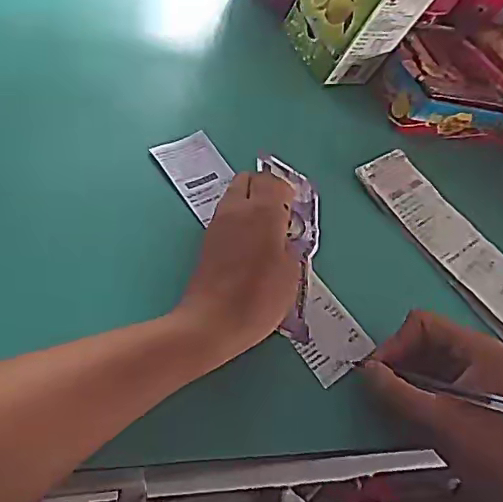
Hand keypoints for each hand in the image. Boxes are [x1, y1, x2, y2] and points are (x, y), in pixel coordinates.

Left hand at [173, 172, 301, 349]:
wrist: (212, 322)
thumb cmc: (258, 298)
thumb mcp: (291, 274)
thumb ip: (291, 246)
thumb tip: (286, 238)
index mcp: (262, 212)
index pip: (274, 181)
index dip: (288, 191)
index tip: (296, 209)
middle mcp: (236, 210)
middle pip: (249, 179)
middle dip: (266, 189)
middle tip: (281, 214)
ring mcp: (217, 224)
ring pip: (235, 196)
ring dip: (250, 204)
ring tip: (267, 232)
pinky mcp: (206, 240)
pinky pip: (226, 216)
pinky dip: (239, 220)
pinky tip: (250, 246)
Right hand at [360, 310, 502, 476]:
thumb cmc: (497, 462)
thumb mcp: (441, 424)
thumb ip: (399, 394)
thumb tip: (367, 370)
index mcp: (481, 351)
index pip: (425, 325)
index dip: (396, 344)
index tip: (376, 369)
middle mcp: (478, 357)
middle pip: (422, 342)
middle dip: (397, 362)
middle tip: (376, 385)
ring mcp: (473, 378)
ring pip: (423, 364)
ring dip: (402, 379)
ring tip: (388, 401)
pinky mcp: (466, 400)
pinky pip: (429, 384)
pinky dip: (411, 394)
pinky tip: (402, 412)